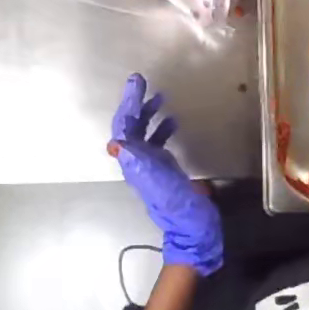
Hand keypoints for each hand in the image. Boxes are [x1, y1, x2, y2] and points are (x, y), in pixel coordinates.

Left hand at [109, 74, 222, 275]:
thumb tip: (115, 143)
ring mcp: (150, 164)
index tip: (134, 83)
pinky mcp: (163, 167)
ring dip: (146, 113)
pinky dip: (162, 128)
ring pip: (142, 132)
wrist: (193, 227)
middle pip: (129, 126)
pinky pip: (158, 142)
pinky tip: (173, 121)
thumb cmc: (177, 205)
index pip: (123, 127)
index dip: (127, 104)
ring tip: (159, 97)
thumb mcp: (157, 182)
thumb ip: (138, 163)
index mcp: (133, 162)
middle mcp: (137, 161)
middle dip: (133, 103)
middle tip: (141, 81)